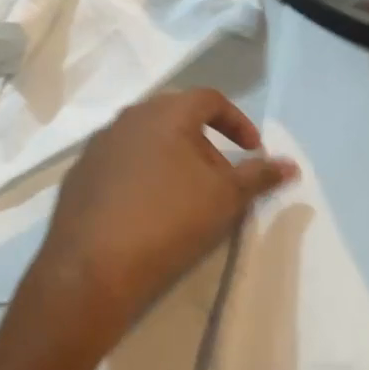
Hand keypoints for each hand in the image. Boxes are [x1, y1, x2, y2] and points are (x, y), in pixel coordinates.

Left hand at [31, 89, 297, 343]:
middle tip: (220, 178)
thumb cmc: (168, 221)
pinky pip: (120, 166)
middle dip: (205, 143)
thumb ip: (260, 176)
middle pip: (176, 118)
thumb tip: (290, 164)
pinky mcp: (77, 177)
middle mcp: (128, 119)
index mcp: (166, 113)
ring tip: (186, 197)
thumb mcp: (226, 199)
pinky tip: (147, 213)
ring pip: (146, 141)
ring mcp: (97, 147)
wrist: (90, 270)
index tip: (252, 152)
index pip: (210, 100)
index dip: (237, 122)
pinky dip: (142, 178)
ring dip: (172, 160)